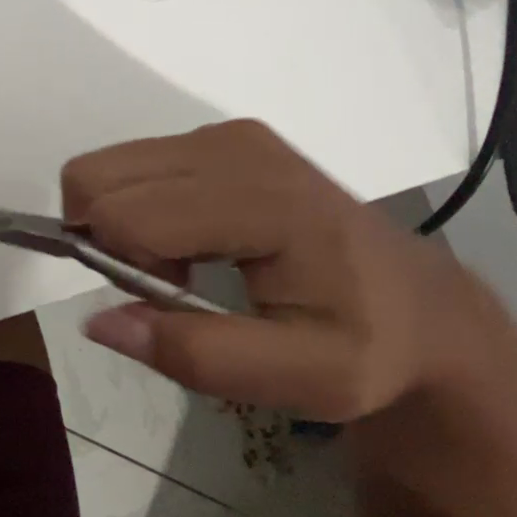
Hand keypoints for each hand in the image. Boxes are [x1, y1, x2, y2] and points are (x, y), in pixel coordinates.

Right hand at [61, 119, 480, 421]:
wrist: (420, 304)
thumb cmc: (366, 347)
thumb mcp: (304, 382)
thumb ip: (200, 356)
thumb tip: (96, 321)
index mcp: (267, 205)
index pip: (129, 216)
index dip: (125, 267)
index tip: (173, 302)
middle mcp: (235, 149)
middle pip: (98, 179)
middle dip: (109, 239)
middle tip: (167, 282)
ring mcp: (225, 135)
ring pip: (104, 168)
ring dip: (118, 223)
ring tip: (180, 263)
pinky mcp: (218, 135)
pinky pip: (129, 163)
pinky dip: (134, 205)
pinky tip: (188, 239)